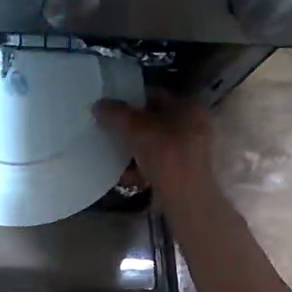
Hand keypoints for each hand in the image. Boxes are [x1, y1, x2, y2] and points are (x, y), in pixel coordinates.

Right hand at [95, 91, 216, 199]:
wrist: (186, 196)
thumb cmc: (165, 153)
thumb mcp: (136, 128)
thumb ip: (115, 114)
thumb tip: (97, 105)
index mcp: (189, 107)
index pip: (155, 94)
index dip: (130, 98)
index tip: (110, 107)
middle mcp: (194, 125)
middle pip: (154, 120)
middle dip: (131, 126)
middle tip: (108, 129)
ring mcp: (191, 151)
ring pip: (155, 143)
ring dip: (134, 147)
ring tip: (113, 151)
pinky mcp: (183, 173)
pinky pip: (157, 164)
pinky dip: (141, 166)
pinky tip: (125, 173)